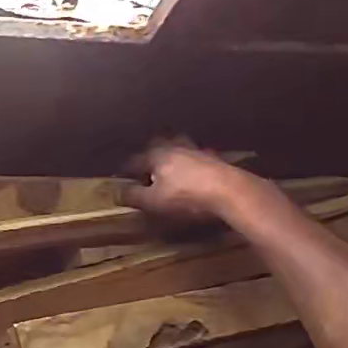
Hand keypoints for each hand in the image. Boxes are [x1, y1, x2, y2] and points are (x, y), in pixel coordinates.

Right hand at [124, 142, 269, 222]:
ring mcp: (197, 151)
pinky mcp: (216, 159)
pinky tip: (196, 172)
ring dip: (174, 154)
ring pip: (180, 147)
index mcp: (156, 155)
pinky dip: (194, 164)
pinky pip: (199, 158)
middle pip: (158, 145)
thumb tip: (117, 192)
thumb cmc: (186, 197)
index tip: (120, 176)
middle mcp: (175, 147)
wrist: (230, 191)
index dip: (125, 170)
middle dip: (151, 154)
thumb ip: (134, 195)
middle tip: (147, 166)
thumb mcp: (153, 201)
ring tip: (172, 166)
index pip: (134, 160)